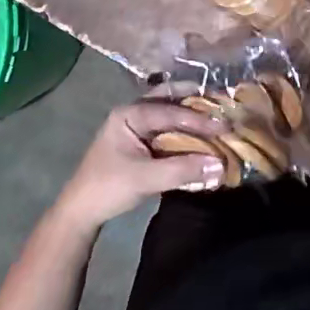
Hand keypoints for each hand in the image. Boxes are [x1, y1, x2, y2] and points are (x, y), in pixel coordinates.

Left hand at [52, 99, 228, 231]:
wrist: (84, 208)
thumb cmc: (109, 187)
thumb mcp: (145, 178)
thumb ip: (181, 170)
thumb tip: (220, 165)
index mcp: (128, 114)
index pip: (168, 111)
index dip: (198, 118)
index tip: (226, 125)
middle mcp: (132, 114)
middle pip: (167, 101)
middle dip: (194, 103)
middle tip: (224, 105)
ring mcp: (136, 128)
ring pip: (168, 116)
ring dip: (191, 118)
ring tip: (220, 119)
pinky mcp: (141, 144)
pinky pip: (167, 132)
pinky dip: (185, 133)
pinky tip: (204, 139)